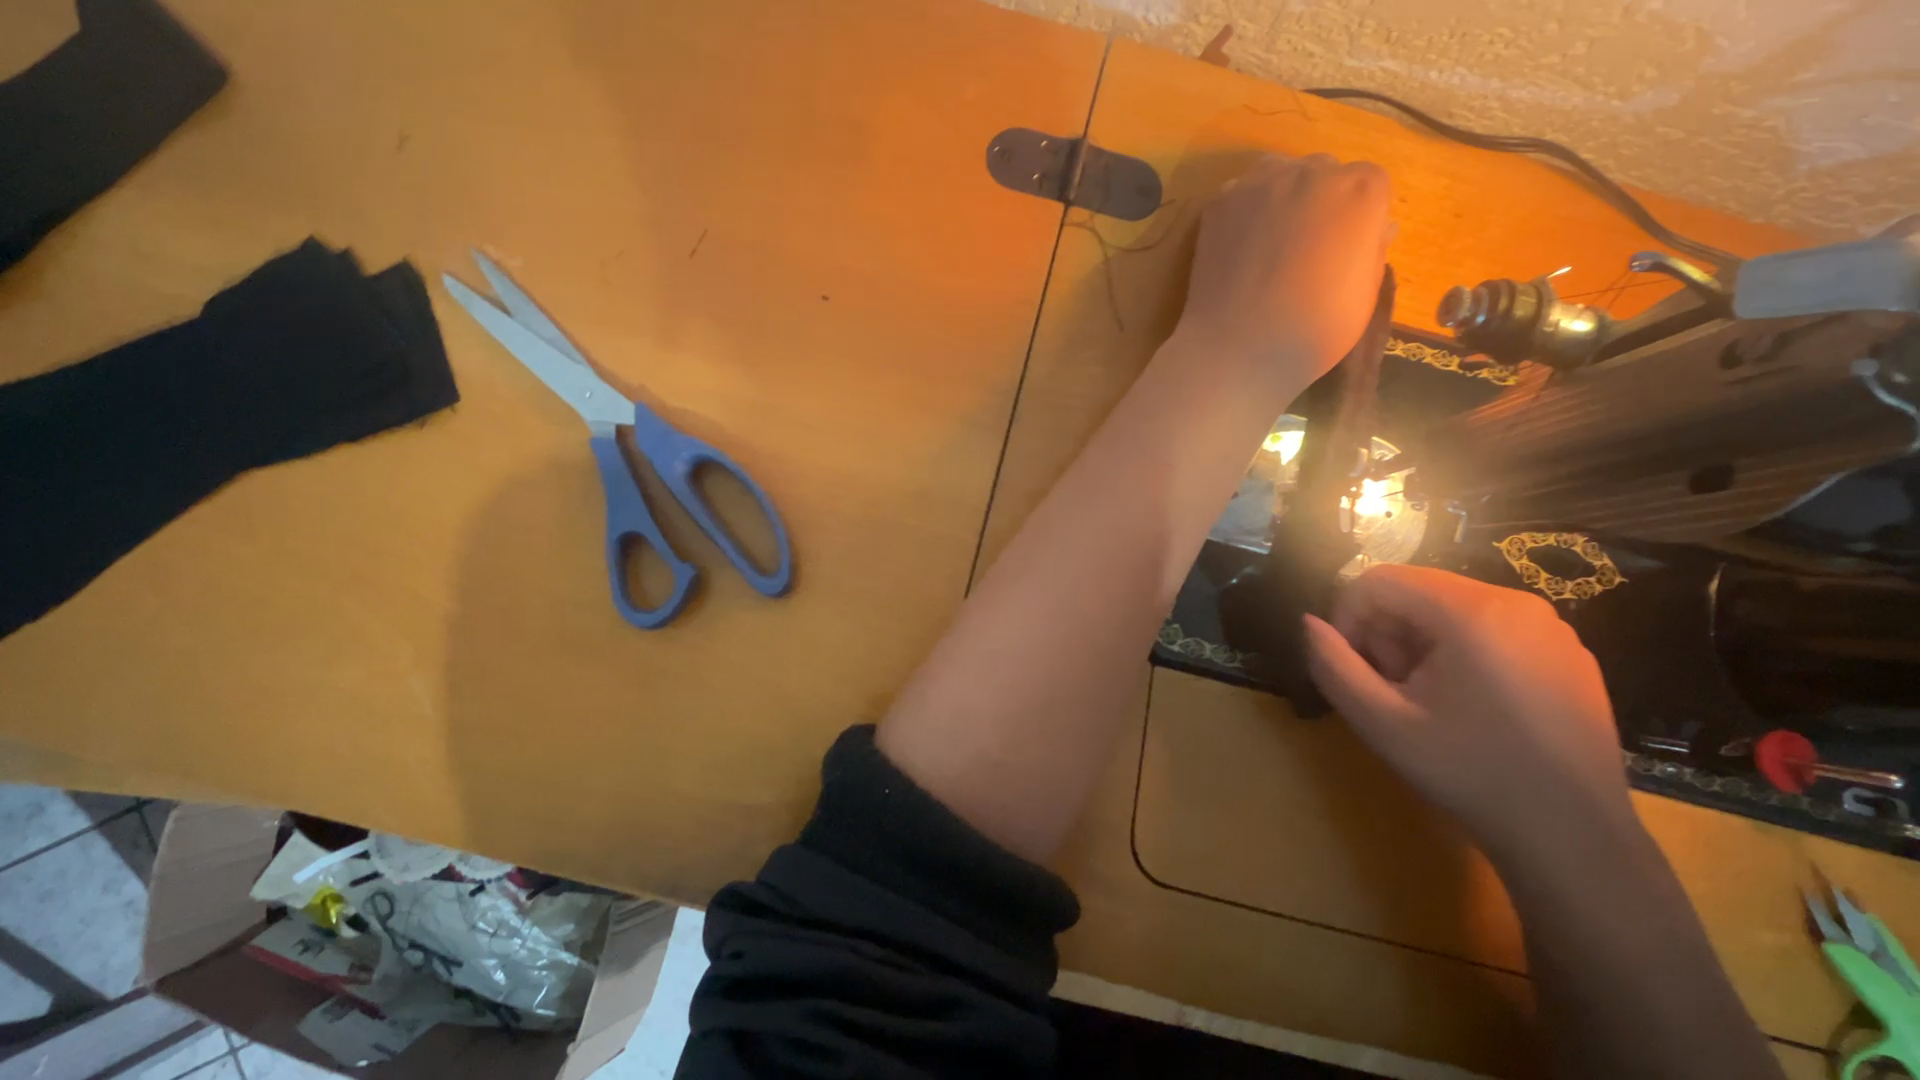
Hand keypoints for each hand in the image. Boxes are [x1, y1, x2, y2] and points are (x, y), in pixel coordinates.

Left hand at [1176, 153, 1392, 382]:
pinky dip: (1246, 209)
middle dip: (1322, 200)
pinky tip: (1243, 243)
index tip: (1347, 245)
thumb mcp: (1365, 294)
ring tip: (1274, 238)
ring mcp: (1261, 184)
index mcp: (1361, 191)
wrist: (1239, 348)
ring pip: (1281, 172)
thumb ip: (1374, 249)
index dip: (1360, 214)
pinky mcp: (1220, 202)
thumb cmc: (1314, 329)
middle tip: (1307, 245)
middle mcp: (1312, 173)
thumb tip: (1379, 227)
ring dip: (1284, 195)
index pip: (1371, 182)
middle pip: (1324, 172)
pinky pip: (1242, 192)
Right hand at [1303, 565, 1633, 864]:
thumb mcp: (1381, 723)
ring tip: (1430, 703)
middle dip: (1387, 634)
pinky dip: (1464, 654)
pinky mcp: (1569, 653)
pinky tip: (1474, 709)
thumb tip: (1309, 623)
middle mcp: (1516, 602)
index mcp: (1471, 611)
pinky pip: (1494, 630)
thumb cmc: (1470, 775)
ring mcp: (1551, 627)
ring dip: (1422, 645)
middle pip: (1418, 591)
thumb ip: (1333, 665)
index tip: (1353, 670)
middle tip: (1392, 693)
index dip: (1347, 618)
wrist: (1573, 836)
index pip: (1379, 580)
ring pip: (1454, 609)